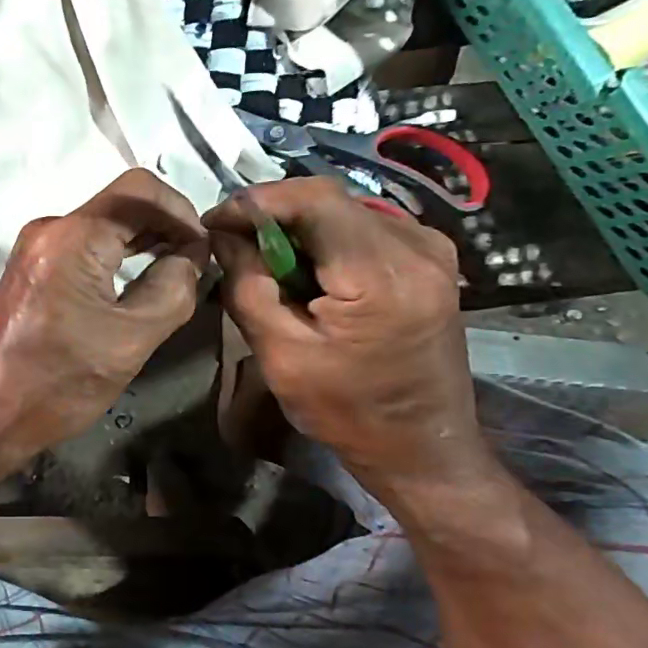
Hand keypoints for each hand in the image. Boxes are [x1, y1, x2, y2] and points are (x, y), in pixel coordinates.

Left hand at [0, 169, 208, 468]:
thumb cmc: (65, 381)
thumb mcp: (135, 336)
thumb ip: (175, 285)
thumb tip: (192, 253)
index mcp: (72, 238)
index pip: (140, 191)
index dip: (182, 210)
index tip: (205, 246)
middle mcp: (50, 228)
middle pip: (122, 202)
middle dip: (165, 223)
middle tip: (198, 258)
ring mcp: (36, 245)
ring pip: (104, 221)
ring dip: (143, 237)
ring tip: (178, 266)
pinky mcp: (33, 264)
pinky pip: (85, 241)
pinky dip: (118, 251)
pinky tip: (142, 273)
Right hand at [207, 178, 491, 492]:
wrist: (422, 447)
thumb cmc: (347, 412)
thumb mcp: (281, 355)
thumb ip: (247, 285)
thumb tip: (222, 234)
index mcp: (382, 275)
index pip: (312, 200)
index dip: (256, 201)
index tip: (215, 222)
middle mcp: (417, 247)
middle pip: (329, 200)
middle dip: (273, 213)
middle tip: (232, 242)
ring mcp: (432, 248)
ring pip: (345, 210)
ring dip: (298, 225)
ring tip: (265, 259)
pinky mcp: (431, 257)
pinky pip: (365, 226)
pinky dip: (327, 237)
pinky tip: (308, 270)